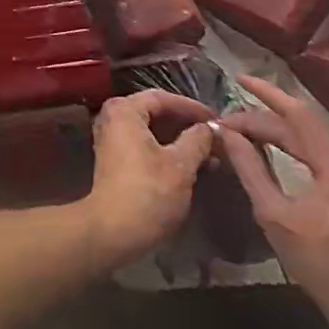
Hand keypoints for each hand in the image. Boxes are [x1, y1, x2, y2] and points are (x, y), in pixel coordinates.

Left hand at [78, 90, 215, 264]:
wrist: (112, 230)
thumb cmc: (148, 193)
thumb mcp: (180, 166)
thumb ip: (197, 141)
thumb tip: (210, 129)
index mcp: (124, 110)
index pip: (162, 98)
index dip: (191, 108)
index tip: (216, 119)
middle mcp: (113, 118)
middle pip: (156, 113)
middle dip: (187, 125)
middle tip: (216, 136)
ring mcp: (111, 139)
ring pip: (152, 131)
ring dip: (180, 140)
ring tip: (211, 154)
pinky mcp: (115, 159)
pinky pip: (144, 145)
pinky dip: (167, 151)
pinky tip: (192, 166)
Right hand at [217, 77, 328, 328]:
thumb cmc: (318, 266)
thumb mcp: (274, 216)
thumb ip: (250, 168)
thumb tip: (227, 133)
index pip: (301, 117)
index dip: (268, 94)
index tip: (240, 79)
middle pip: (306, 129)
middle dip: (265, 120)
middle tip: (230, 122)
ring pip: (316, 140)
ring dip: (280, 132)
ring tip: (246, 129)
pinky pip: (326, 155)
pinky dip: (298, 148)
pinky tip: (275, 148)